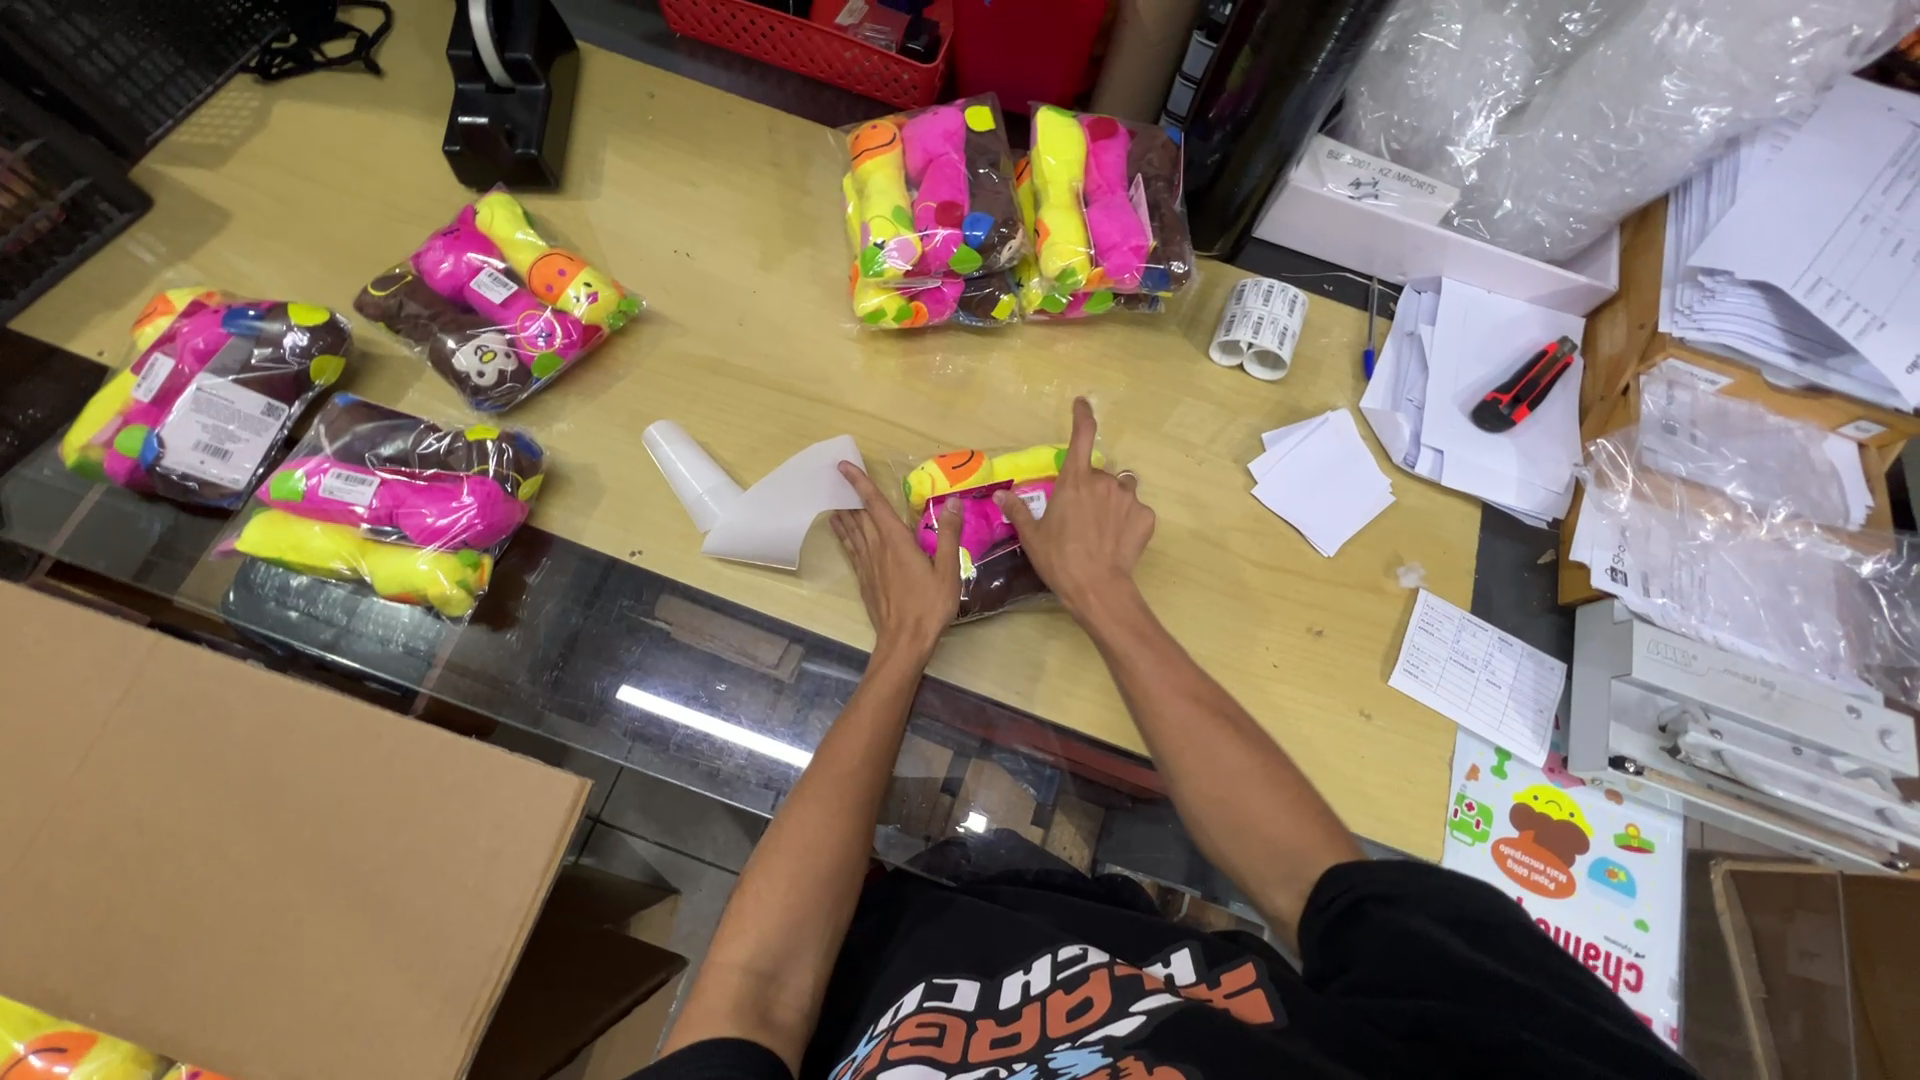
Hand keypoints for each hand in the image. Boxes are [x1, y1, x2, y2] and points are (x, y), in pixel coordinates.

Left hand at [832, 461, 962, 661]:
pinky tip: (840, 529)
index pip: (875, 504)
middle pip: (859, 514)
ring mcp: (867, 564)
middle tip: (838, 475)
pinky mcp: (865, 578)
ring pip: (851, 530)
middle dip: (849, 493)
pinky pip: (851, 548)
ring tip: (834, 497)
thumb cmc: (929, 605)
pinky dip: (844, 534)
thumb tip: (952, 502)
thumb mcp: (948, 570)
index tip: (843, 465)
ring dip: (844, 512)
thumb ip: (949, 535)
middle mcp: (877, 548)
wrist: (904, 640)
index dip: (859, 482)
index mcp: (896, 541)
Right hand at [995, 398, 1154, 620]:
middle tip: (1080, 518)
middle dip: (1091, 489)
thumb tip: (1000, 495)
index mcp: (1075, 481)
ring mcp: (1129, 499)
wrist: (1097, 588)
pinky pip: (1136, 512)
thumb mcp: (1032, 536)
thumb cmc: (1059, 559)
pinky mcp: (1146, 518)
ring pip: (1121, 490)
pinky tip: (1118, 541)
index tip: (1083, 403)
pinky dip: (1128, 522)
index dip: (1083, 416)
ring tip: (1102, 529)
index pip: (1082, 436)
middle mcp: (1104, 482)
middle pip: (1099, 475)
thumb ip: (1018, 510)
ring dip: (1112, 501)